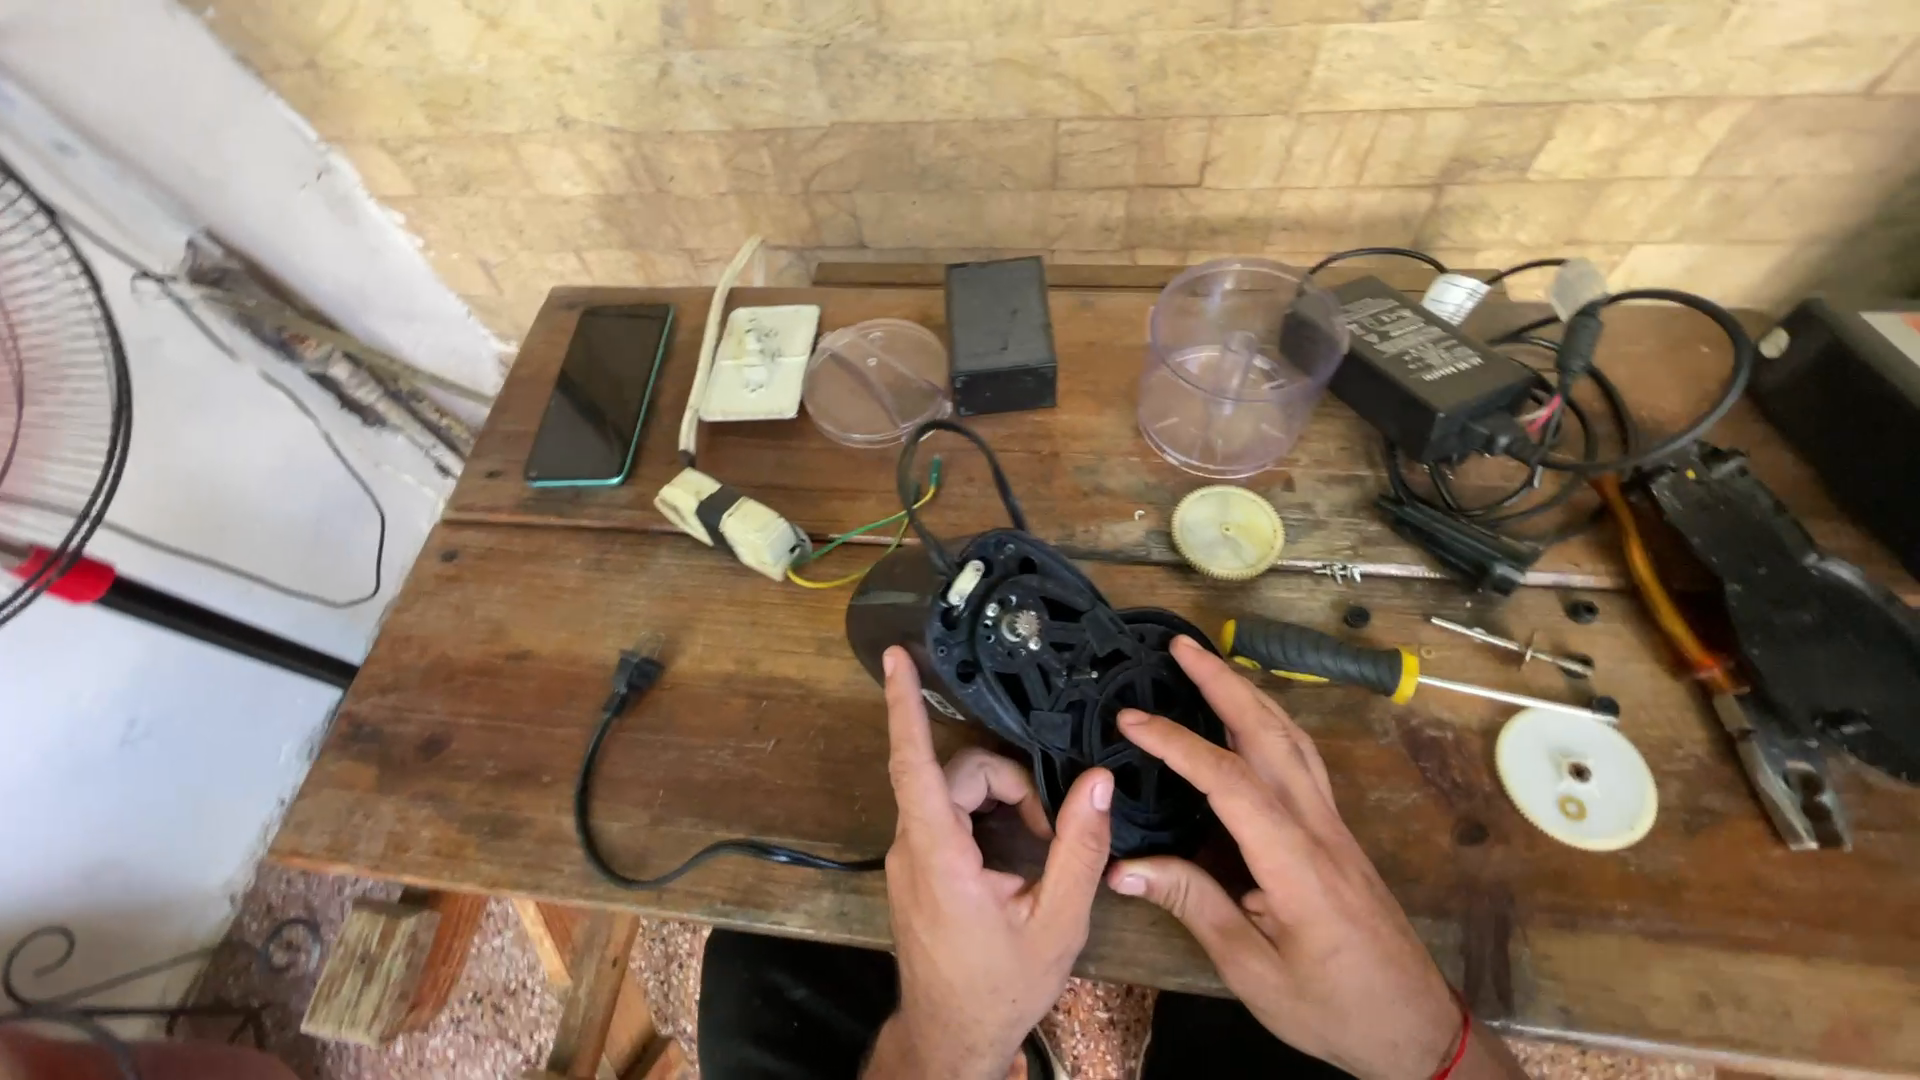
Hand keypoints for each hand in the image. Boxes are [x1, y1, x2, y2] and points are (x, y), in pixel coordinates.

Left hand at [864, 647, 1112, 1079]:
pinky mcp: (916, 862)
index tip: (894, 658)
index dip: (903, 705)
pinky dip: (986, 815)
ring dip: (1001, 801)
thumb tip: (1097, 779)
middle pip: (956, 774)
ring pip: (953, 790)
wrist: (951, 1037)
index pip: (914, 764)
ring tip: (1039, 844)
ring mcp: (909, 853)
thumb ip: (1079, 848)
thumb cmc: (1000, 987)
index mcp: (939, 854)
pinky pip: (948, 812)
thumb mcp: (1057, 924)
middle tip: (1052, 830)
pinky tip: (1017, 849)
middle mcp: (913, 843)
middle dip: (1009, 784)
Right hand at [1108, 636, 1468, 1079]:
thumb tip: (1121, 868)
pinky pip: (1301, 755)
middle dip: (1222, 682)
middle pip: (1269, 733)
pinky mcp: (1334, 828)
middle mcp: (1315, 824)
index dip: (1176, 743)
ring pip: (1290, 735)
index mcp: (1293, 859)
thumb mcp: (1252, 970)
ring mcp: (1331, 822)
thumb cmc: (1332, 1005)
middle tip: (1181, 646)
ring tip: (1209, 664)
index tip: (1130, 720)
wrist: (1416, 1027)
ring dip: (1247, 691)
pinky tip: (1251, 715)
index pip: (1228, 780)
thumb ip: (1191, 905)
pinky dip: (1270, 718)